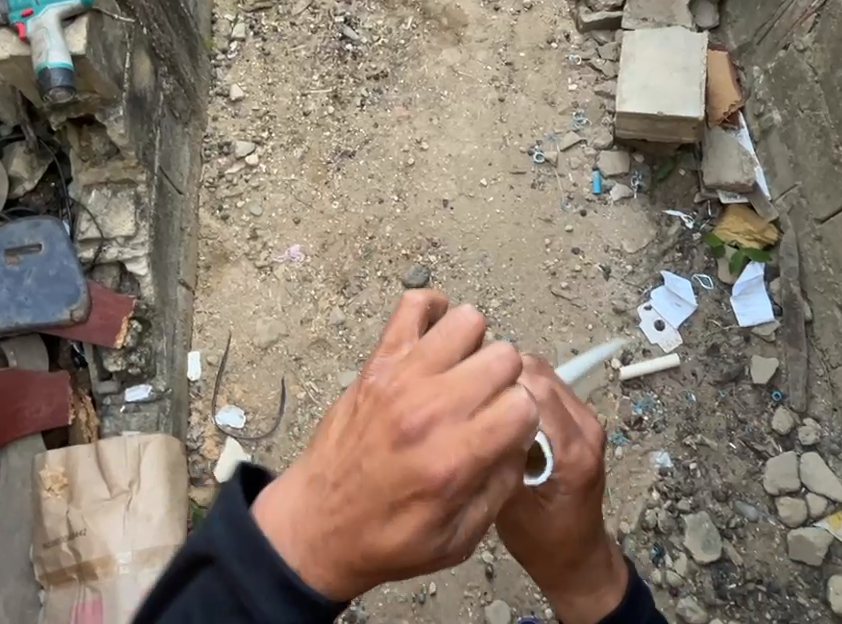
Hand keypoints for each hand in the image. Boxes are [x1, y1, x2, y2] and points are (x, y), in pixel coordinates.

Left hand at [250, 291, 539, 600]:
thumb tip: (524, 436)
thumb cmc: (390, 537)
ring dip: (474, 346)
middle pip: (504, 356)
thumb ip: (503, 485)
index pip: (525, 402)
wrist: (317, 524)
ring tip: (460, 372)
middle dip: (505, 379)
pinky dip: (432, 310)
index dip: (524, 416)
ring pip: (468, 321)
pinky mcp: (379, 359)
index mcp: (456, 458)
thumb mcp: (461, 538)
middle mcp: (432, 408)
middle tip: (485, 401)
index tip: (508, 428)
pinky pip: (413, 304)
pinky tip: (435, 340)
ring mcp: (403, 376)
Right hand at [495, 357, 629, 623]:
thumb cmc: (541, 541)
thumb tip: (472, 414)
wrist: (577, 558)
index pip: (534, 389)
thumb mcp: (509, 507)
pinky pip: (549, 386)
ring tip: (484, 401)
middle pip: (540, 374)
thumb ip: (498, 459)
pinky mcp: (582, 419)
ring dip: (513, 381)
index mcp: (573, 450)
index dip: (498, 384)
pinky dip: (523, 390)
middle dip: (502, 378)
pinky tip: (501, 409)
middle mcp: (587, 427)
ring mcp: (588, 420)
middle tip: (470, 393)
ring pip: (544, 374)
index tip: (466, 392)